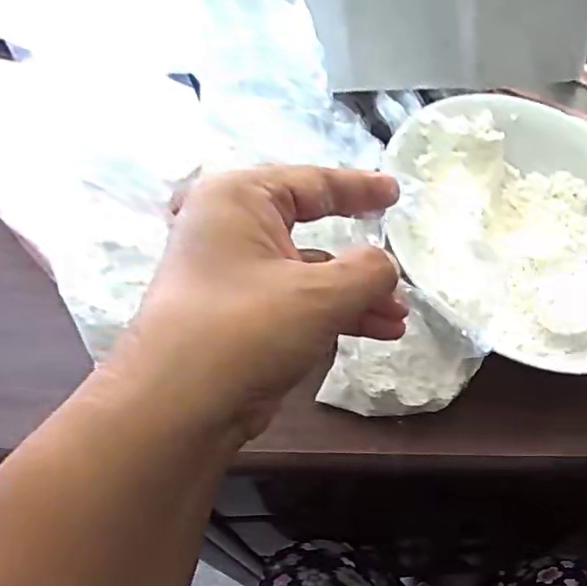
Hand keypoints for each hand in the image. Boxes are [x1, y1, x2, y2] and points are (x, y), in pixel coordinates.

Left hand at [104, 166, 408, 444]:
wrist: (186, 402)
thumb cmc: (248, 328)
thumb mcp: (319, 294)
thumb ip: (367, 272)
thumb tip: (387, 266)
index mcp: (239, 200)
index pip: (311, 183)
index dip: (359, 189)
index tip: (395, 193)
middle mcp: (232, 231)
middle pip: (314, 236)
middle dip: (364, 266)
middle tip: (400, 280)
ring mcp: (236, 279)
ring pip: (311, 279)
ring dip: (358, 299)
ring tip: (397, 320)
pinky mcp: (243, 320)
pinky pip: (301, 307)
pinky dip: (338, 317)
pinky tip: (375, 333)